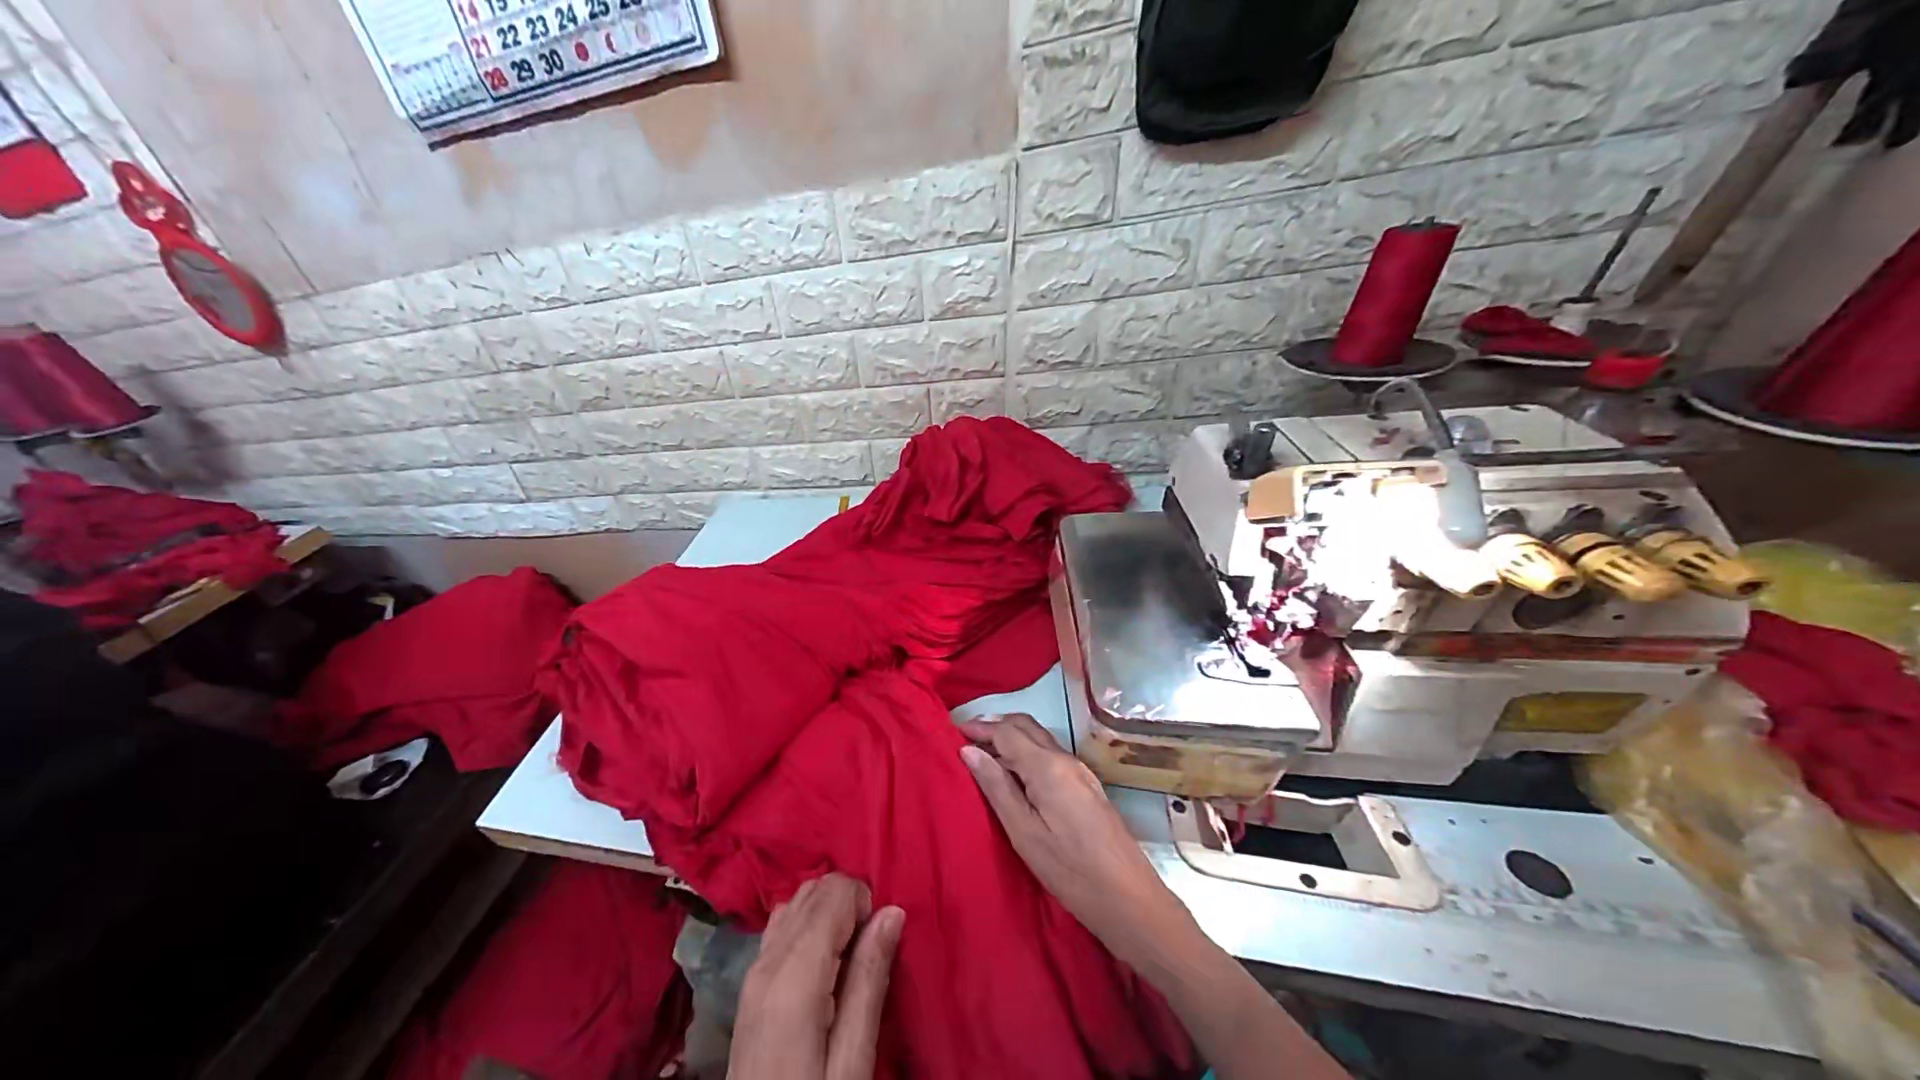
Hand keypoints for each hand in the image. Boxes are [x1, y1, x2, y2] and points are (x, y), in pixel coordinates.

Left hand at [728, 873, 904, 1079]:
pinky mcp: (749, 983)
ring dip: (829, 913)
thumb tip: (892, 912)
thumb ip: (869, 979)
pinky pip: (781, 924)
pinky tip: (822, 964)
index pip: (833, 892)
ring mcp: (753, 970)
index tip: (879, 945)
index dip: (865, 905)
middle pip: (814, 890)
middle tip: (868, 955)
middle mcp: (768, 959)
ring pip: (796, 901)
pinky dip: (808, 925)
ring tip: (848, 960)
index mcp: (795, 975)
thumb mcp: (853, 1059)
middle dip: (849, 905)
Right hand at [957, 713, 1196, 971]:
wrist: (1129, 897)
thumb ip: (996, 787)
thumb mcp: (1024, 832)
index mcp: (1048, 766)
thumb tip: (970, 750)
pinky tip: (1013, 775)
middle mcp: (1065, 759)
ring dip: (1011, 738)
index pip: (1007, 731)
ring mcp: (1080, 771)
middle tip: (965, 738)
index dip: (979, 727)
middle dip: (994, 726)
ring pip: (1039, 739)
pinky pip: (1050, 755)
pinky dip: (1026, 753)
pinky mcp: (1087, 787)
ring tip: (983, 755)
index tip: (951, 731)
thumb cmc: (1071, 870)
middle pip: (1025, 726)